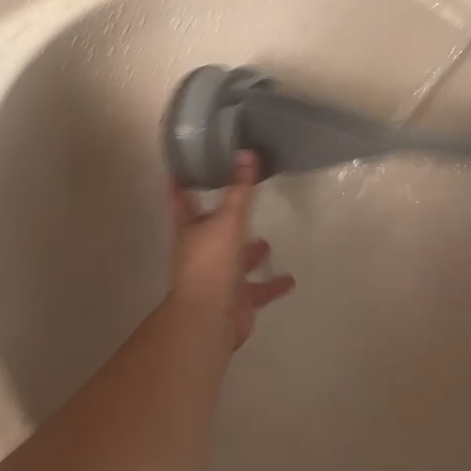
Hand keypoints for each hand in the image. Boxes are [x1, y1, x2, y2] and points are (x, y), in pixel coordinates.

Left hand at [169, 152, 296, 347]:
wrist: (209, 318)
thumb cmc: (212, 262)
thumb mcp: (228, 220)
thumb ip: (239, 189)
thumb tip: (246, 152)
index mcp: (190, 230)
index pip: (181, 199)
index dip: (180, 182)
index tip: (181, 165)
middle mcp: (201, 252)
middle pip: (213, 231)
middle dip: (227, 219)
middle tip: (242, 203)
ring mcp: (218, 277)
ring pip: (236, 260)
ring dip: (250, 253)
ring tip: (268, 242)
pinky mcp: (236, 298)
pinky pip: (257, 288)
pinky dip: (272, 284)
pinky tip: (290, 279)